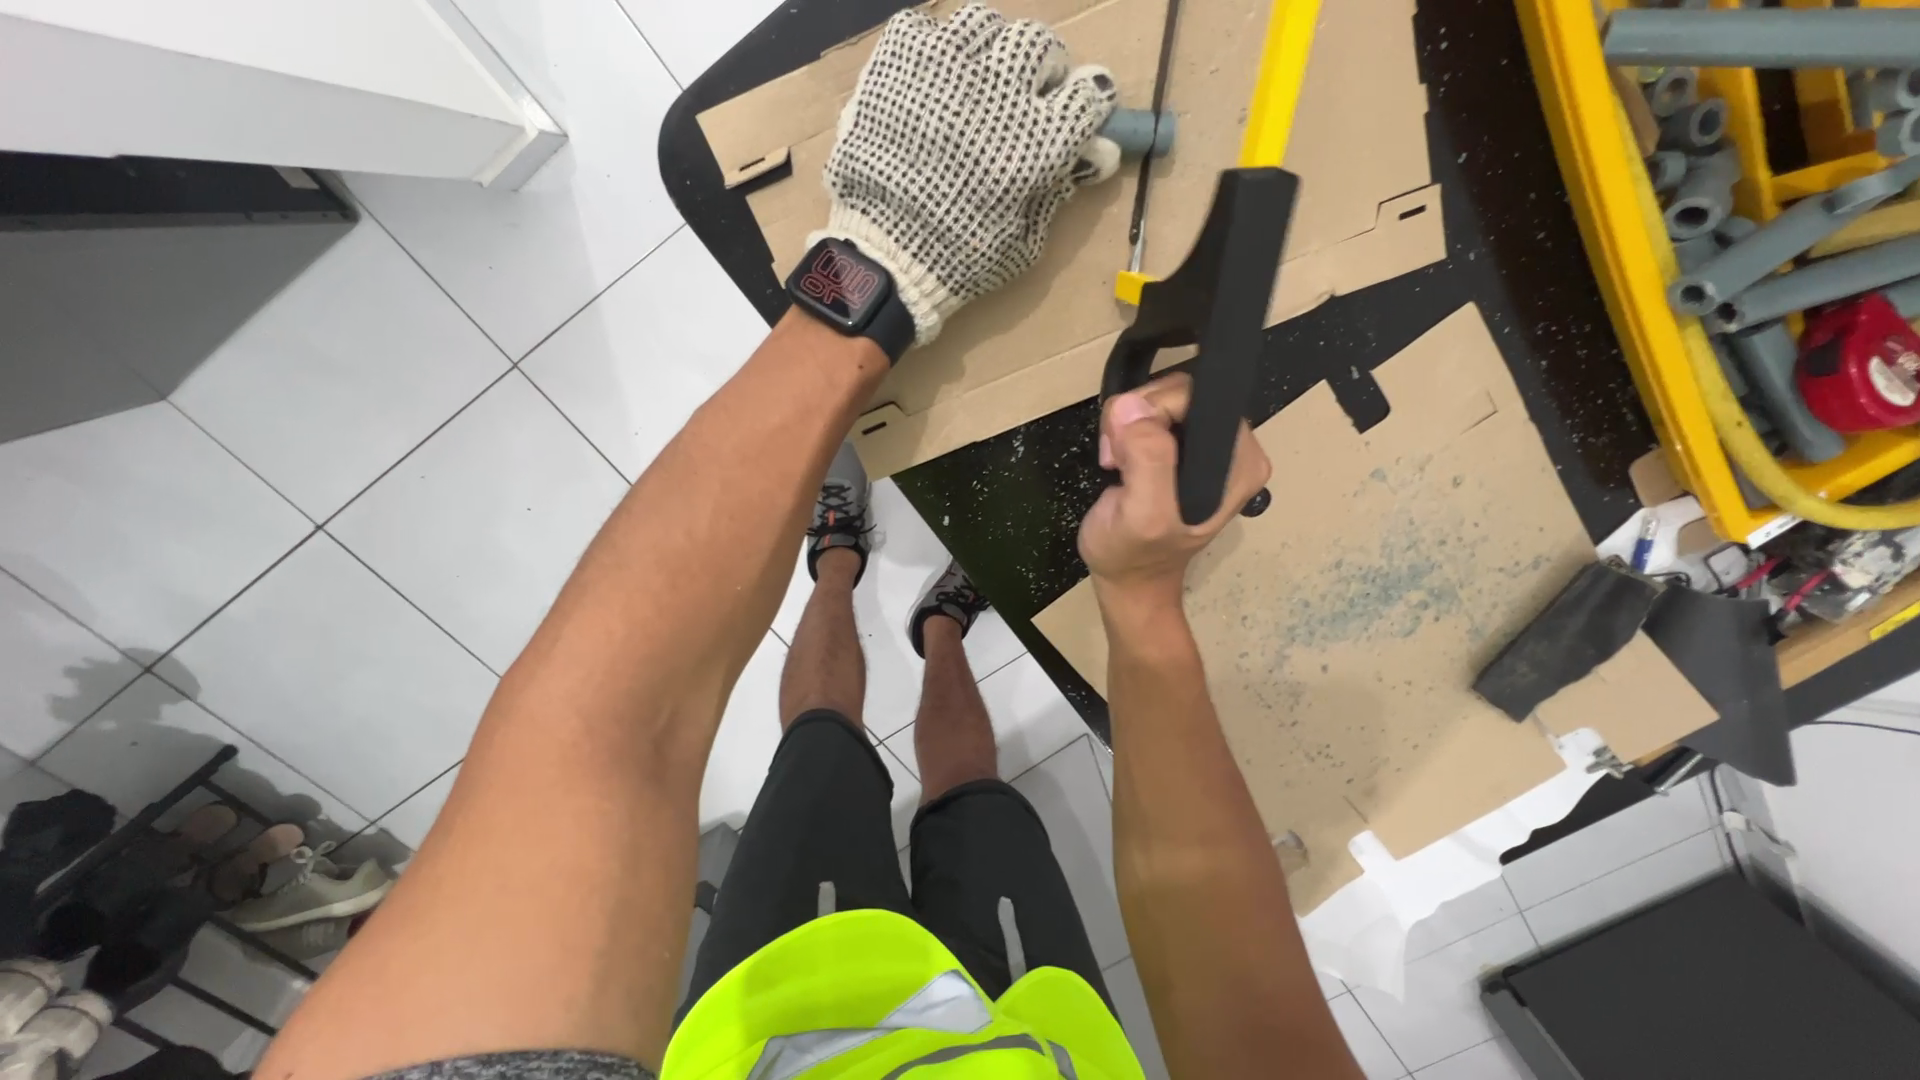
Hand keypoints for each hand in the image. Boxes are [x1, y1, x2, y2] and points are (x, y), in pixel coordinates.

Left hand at [811, 3, 1120, 345]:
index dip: (1088, 101)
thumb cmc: (958, 261)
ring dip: (987, 51)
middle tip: (1023, 95)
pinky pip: (924, 28)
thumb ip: (1060, 191)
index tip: (1078, 110)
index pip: (1089, 92)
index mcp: (1038, 140)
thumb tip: (1098, 153)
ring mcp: (946, 66)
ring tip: (973, 81)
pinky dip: (931, 51)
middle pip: (1039, 44)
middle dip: (1039, 68)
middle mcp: (999, 90)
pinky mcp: (899, 60)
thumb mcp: (1024, 243)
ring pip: (984, 24)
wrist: (882, 257)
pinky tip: (926, 84)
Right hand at [1079, 373, 1271, 613]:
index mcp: (1239, 461)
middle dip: (1137, 418)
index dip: (1155, 411)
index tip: (1127, 451)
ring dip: (1127, 426)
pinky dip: (1126, 431)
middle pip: (1179, 392)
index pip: (1198, 397)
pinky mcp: (1182, 447)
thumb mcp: (1141, 513)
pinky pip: (1151, 412)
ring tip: (1118, 464)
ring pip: (1160, 399)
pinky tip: (1121, 461)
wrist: (1128, 580)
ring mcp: (1208, 447)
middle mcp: (1233, 448)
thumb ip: (1147, 458)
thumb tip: (1132, 407)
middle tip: (1118, 460)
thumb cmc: (1132, 554)